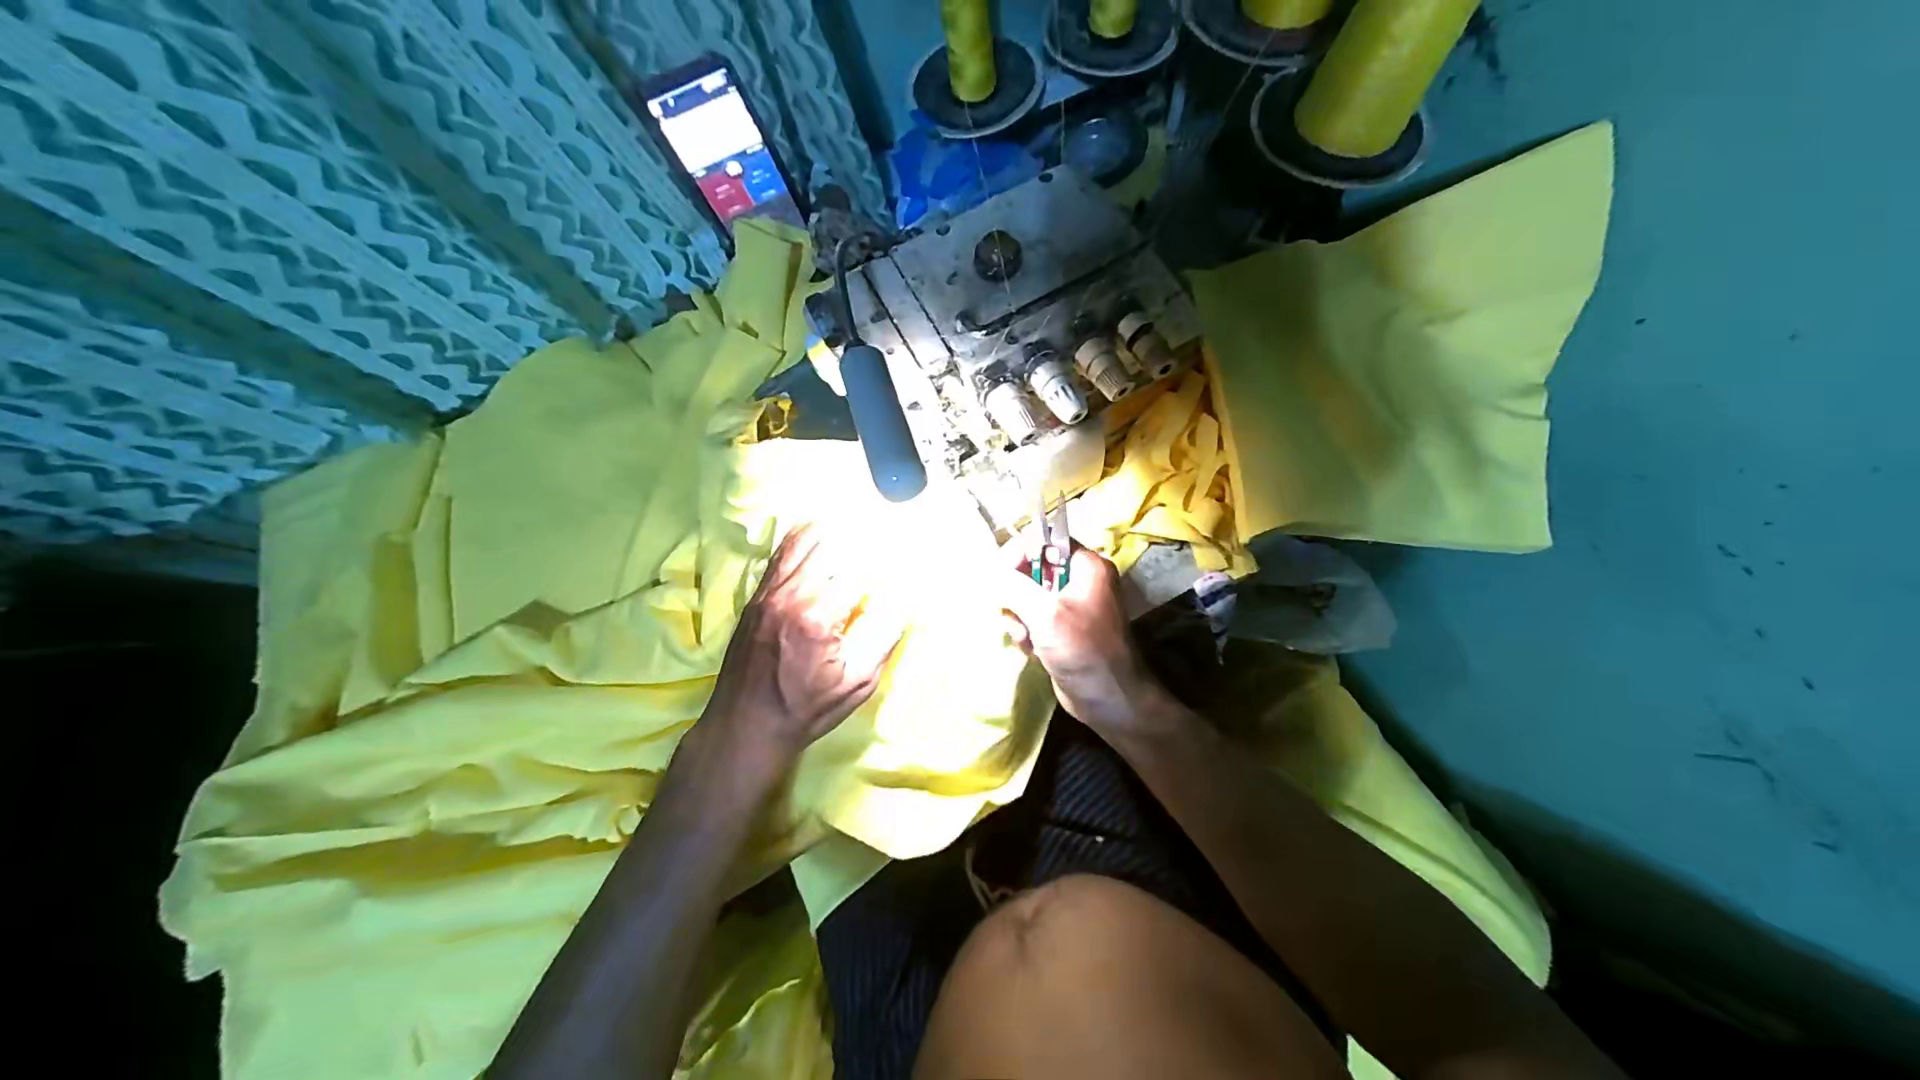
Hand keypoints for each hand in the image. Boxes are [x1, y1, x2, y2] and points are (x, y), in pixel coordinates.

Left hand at [700, 525, 906, 763]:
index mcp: (818, 616)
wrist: (745, 725)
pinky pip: (781, 554)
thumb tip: (905, 600)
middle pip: (831, 547)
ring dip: (833, 534)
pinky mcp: (756, 596)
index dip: (884, 566)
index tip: (902, 563)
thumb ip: (884, 636)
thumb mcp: (857, 682)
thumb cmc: (807, 708)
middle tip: (882, 539)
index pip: (859, 572)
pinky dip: (802, 539)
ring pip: (803, 543)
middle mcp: (790, 594)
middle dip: (861, 542)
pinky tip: (819, 532)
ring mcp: (768, 592)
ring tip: (856, 530)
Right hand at [997, 542, 1177, 737]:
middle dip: (1016, 594)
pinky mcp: (1063, 630)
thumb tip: (989, 571)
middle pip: (1032, 569)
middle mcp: (1081, 581)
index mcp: (1086, 566)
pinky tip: (1031, 649)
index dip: (1020, 554)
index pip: (1044, 540)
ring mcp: (1071, 606)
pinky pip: (1033, 618)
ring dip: (1019, 617)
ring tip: (1026, 638)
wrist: (1111, 701)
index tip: (1002, 578)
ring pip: (1028, 596)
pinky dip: (1027, 631)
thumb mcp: (1045, 614)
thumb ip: (1014, 586)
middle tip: (1017, 616)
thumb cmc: (1084, 651)